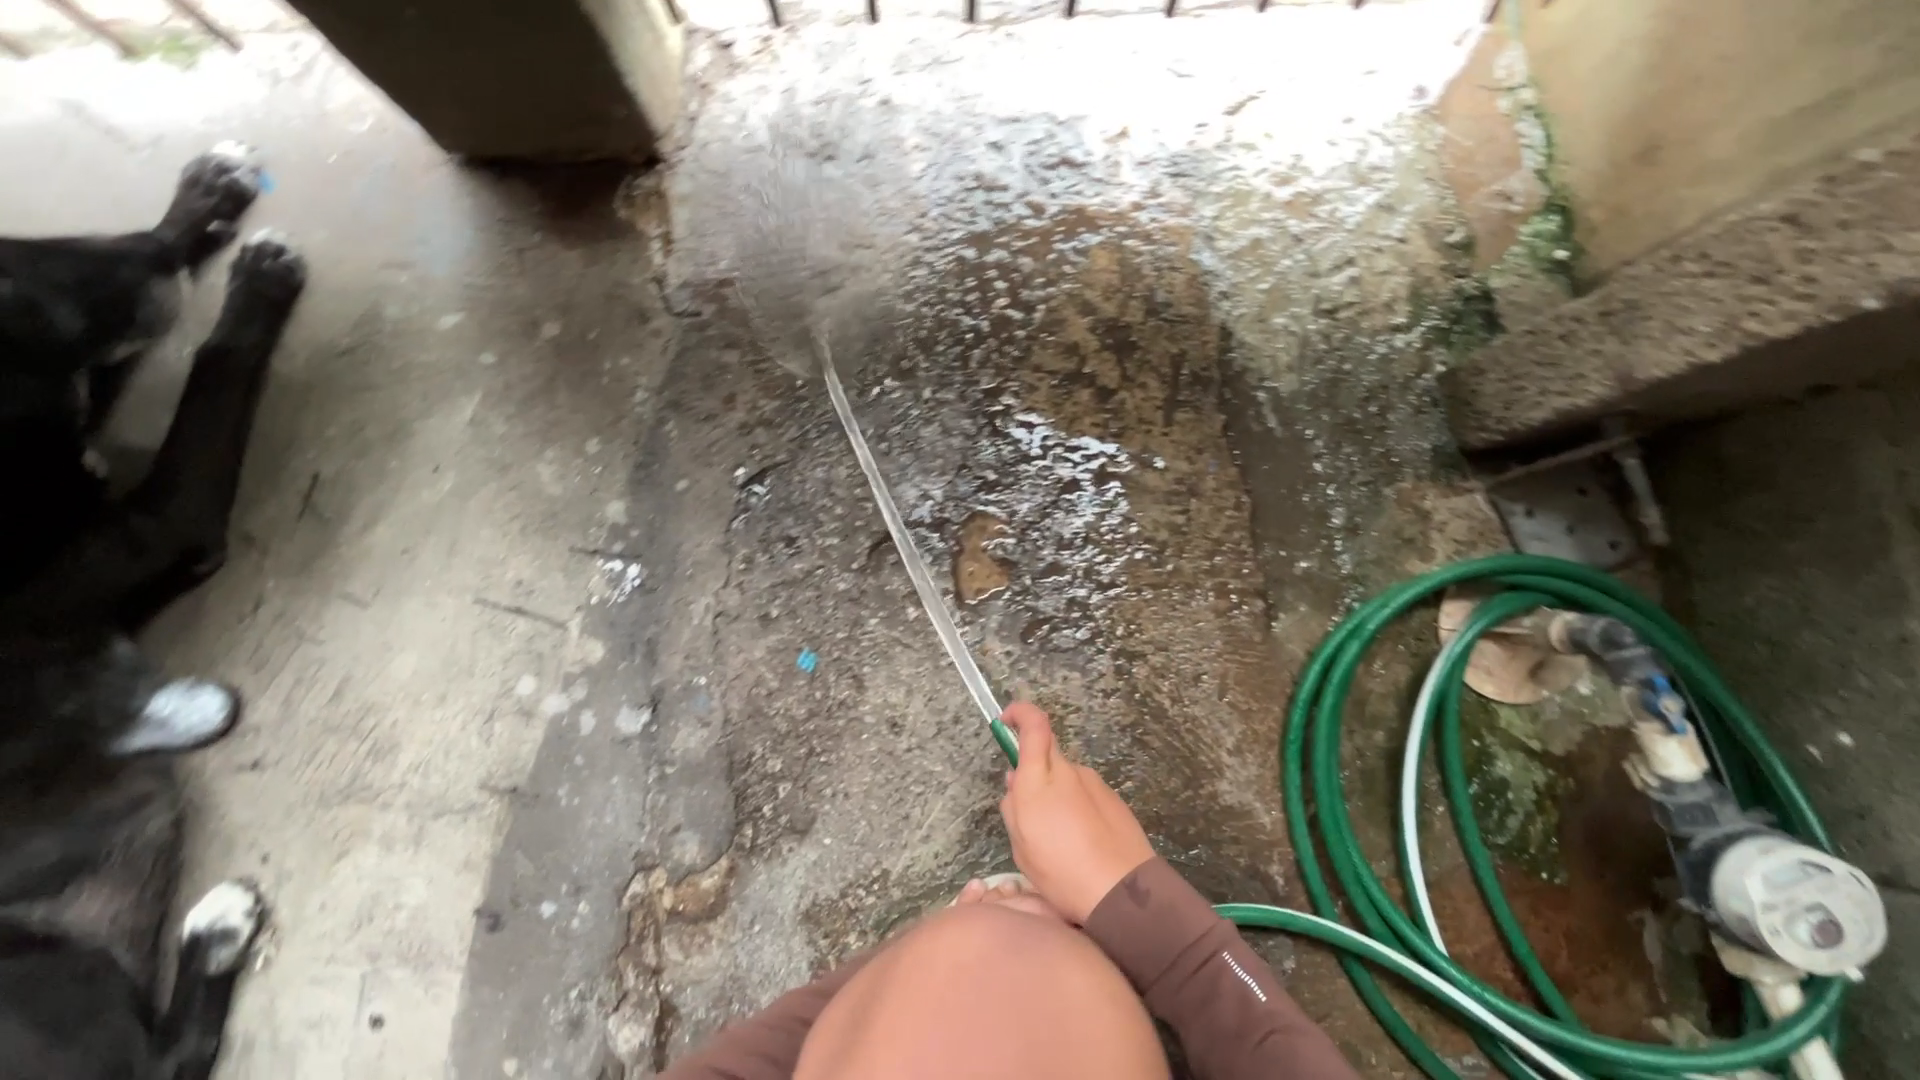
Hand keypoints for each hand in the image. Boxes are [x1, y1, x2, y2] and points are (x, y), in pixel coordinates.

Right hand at [997, 702, 1154, 923]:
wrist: (1122, 892)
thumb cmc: (1062, 871)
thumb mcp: (1021, 846)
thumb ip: (1013, 807)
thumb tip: (1015, 782)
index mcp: (1039, 780)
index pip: (1034, 725)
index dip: (1020, 712)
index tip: (1007, 719)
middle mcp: (1068, 772)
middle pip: (1047, 753)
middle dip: (1033, 770)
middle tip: (1028, 808)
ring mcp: (1095, 783)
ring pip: (1066, 777)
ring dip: (1056, 794)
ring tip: (1059, 838)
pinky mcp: (1113, 799)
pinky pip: (1085, 794)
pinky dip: (1077, 808)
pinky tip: (1082, 842)